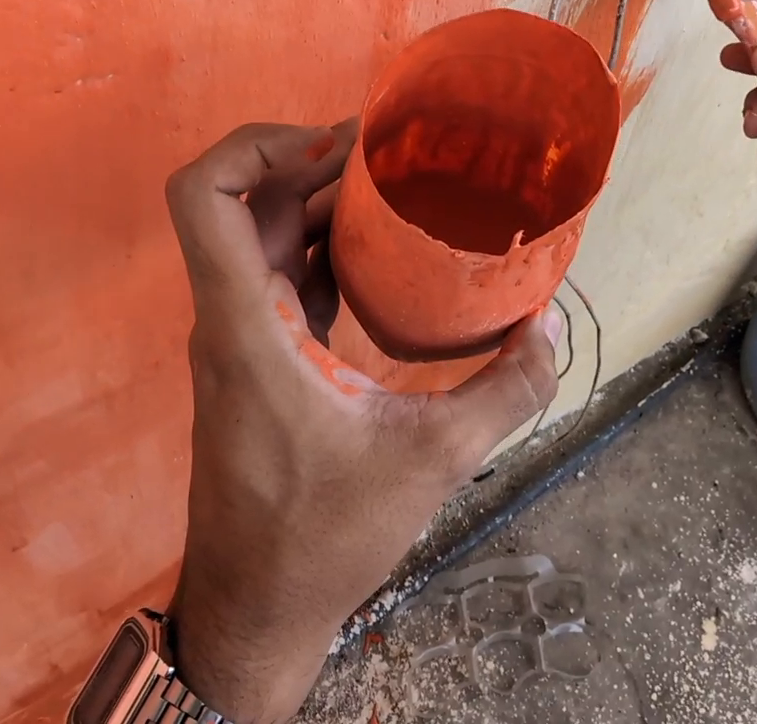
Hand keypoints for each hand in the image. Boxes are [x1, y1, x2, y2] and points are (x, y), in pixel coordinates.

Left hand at [162, 122, 560, 722]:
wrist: (255, 610)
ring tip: (400, 188)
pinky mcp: (260, 358)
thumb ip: (505, 393)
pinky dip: (324, 245)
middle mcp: (231, 318)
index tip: (335, 146)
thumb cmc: (323, 536)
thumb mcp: (432, 462)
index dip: (257, 145)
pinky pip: (283, 274)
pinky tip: (384, 250)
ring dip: (320, 202)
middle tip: (395, 152)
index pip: (204, 197)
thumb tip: (552, 326)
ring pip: (264, 236)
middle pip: (246, 203)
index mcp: (248, 326)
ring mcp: (241, 338)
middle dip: (313, 162)